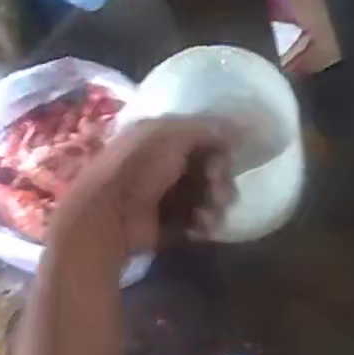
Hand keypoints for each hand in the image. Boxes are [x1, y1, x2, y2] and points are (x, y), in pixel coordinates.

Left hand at [51, 117, 231, 255]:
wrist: (109, 212)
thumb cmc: (139, 166)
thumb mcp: (171, 134)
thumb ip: (206, 128)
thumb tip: (243, 126)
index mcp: (162, 138)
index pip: (204, 140)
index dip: (221, 149)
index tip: (228, 159)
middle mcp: (166, 166)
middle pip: (209, 172)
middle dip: (220, 182)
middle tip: (218, 192)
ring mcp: (166, 198)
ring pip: (206, 199)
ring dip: (214, 207)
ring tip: (208, 216)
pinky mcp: (167, 226)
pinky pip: (196, 224)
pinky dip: (203, 226)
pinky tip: (200, 228)